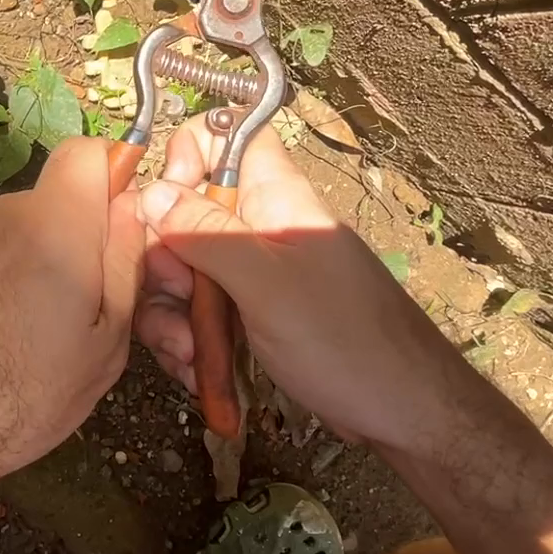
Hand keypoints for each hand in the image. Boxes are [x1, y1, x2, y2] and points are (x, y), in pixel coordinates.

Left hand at [0, 137, 140, 527]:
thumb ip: (126, 262)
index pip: (89, 150)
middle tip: (114, 297)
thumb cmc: (28, 391)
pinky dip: (35, 267)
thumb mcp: (106, 339)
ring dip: (66, 254)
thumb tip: (136, 205)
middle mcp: (12, 211)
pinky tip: (32, 324)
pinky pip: (16, 240)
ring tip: (72, 323)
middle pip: (70, 191)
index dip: (118, 176)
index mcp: (54, 223)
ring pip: (45, 219)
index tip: (130, 230)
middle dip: (97, 229)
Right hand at [133, 116, 481, 454]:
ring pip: (180, 267)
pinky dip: (185, 339)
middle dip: (164, 257)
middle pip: (183, 210)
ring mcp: (246, 273)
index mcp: (273, 197)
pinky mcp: (241, 314)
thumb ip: (205, 231)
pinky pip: (192, 310)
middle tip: (178, 294)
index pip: (229, 135)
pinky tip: (195, 371)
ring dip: (169, 312)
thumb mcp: (267, 282)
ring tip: (188, 355)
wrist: (401, 418)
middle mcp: (255, 226)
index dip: (191, 150)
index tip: (169, 194)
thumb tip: (150, 191)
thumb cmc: (344, 339)